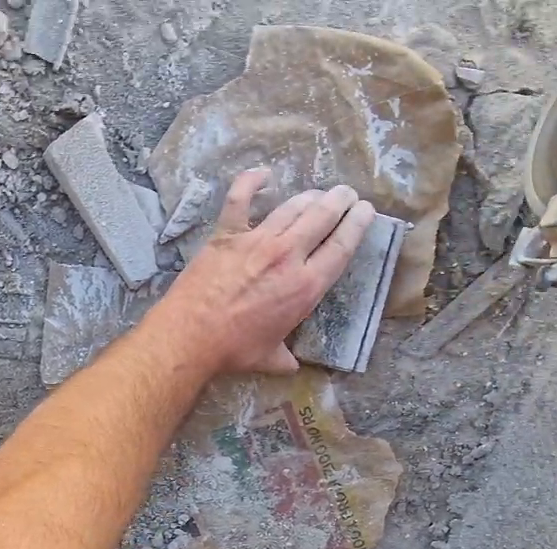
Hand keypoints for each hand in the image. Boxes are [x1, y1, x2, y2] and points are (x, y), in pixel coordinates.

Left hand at [141, 169, 377, 376]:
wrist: (191, 336)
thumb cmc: (233, 350)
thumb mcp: (269, 357)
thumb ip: (285, 357)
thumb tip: (292, 366)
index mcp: (305, 287)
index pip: (342, 246)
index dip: (358, 224)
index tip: (365, 211)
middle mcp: (288, 256)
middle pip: (323, 216)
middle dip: (340, 201)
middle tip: (346, 194)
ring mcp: (257, 240)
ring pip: (292, 206)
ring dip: (309, 196)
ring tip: (318, 193)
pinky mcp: (227, 234)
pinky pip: (241, 198)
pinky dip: (252, 181)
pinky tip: (263, 174)